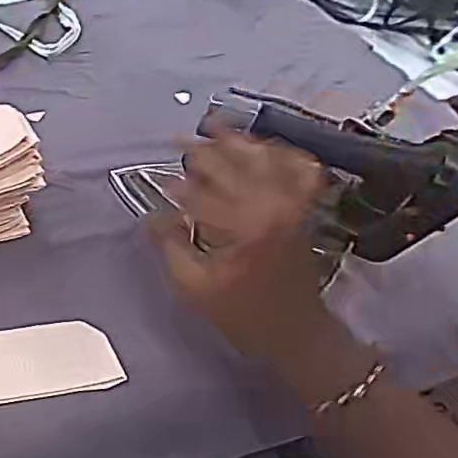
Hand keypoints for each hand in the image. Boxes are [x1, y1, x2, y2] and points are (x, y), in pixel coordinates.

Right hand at [149, 131, 331, 362]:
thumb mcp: (195, 288)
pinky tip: (264, 145)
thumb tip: (154, 217)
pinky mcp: (303, 207)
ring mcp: (292, 203)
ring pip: (263, 158)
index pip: (200, 194)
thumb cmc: (242, 314)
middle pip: (231, 165)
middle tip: (177, 142)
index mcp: (242, 227)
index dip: (176, 187)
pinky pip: (297, 169)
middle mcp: (271, 205)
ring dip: (236, 142)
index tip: (159, 184)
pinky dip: (281, 153)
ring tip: (213, 127)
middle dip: (200, 153)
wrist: (296, 330)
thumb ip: (172, 248)